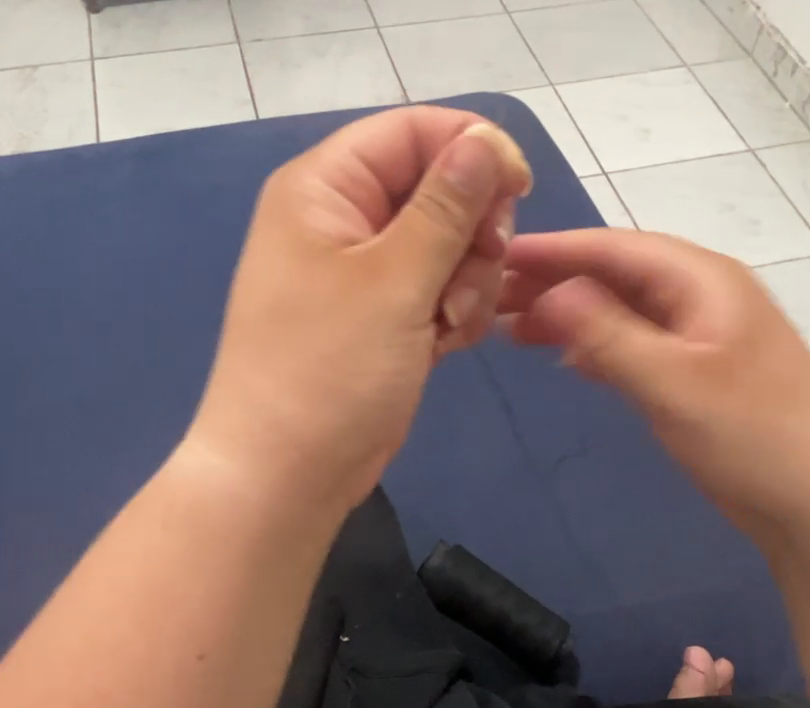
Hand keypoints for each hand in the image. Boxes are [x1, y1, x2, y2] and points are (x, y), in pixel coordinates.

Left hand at [181, 107, 533, 516]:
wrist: (287, 474)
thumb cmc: (329, 370)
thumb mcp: (393, 280)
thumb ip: (445, 206)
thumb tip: (483, 140)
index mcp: (324, 188)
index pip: (412, 131)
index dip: (472, 149)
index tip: (521, 191)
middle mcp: (343, 221)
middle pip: (438, 190)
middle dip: (471, 233)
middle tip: (471, 279)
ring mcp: (364, 276)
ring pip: (447, 247)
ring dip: (466, 283)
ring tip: (446, 327)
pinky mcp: (383, 321)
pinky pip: (437, 293)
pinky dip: (451, 315)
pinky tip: (442, 347)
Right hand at [502, 229, 809, 539]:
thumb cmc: (749, 437)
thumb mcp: (671, 382)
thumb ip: (607, 334)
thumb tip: (548, 291)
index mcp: (702, 280)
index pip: (613, 249)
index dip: (552, 251)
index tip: (494, 257)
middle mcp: (704, 295)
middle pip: (617, 275)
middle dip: (555, 283)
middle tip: (490, 299)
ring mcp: (705, 336)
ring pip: (625, 311)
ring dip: (572, 316)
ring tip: (513, 330)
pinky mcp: (701, 375)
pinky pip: (639, 344)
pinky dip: (600, 348)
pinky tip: (568, 360)